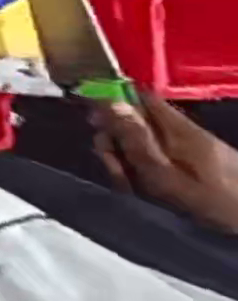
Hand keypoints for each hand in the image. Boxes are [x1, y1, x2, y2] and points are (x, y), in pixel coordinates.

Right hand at [92, 97, 237, 232]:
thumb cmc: (207, 202)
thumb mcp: (160, 172)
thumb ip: (134, 137)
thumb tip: (109, 102)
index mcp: (181, 131)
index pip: (142, 97)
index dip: (113, 98)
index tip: (92, 115)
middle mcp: (189, 133)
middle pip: (138, 120)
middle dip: (114, 136)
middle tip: (110, 160)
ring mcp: (199, 148)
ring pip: (146, 138)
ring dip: (126, 154)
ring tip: (127, 179)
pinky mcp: (204, 161)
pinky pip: (161, 151)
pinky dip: (144, 162)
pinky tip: (142, 182)